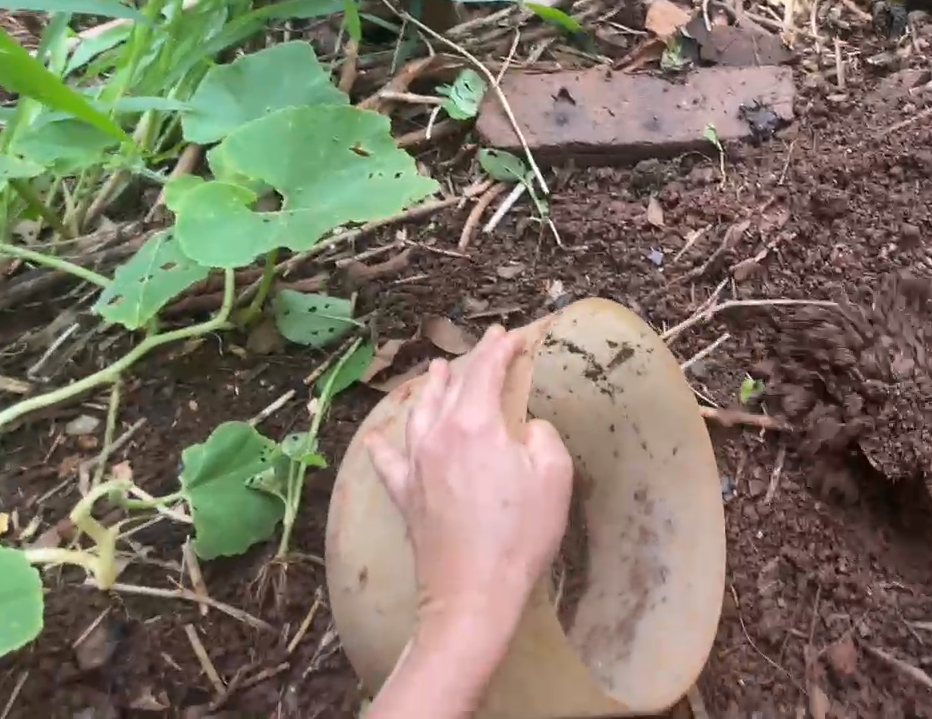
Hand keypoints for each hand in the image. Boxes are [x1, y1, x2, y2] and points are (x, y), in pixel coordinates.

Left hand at [366, 325, 573, 667]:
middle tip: (489, 343)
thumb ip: (541, 435)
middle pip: (454, 386)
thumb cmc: (521, 533)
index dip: (502, 348)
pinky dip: (384, 446)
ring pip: (419, 413)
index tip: (516, 334)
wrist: (472, 596)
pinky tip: (377, 438)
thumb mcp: (554, 474)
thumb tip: (524, 428)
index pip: (487, 371)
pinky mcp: (405, 497)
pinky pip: (388, 462)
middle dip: (473, 360)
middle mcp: (439, 436)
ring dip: (430, 388)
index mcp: (476, 425)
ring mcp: (416, 466)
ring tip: (436, 370)